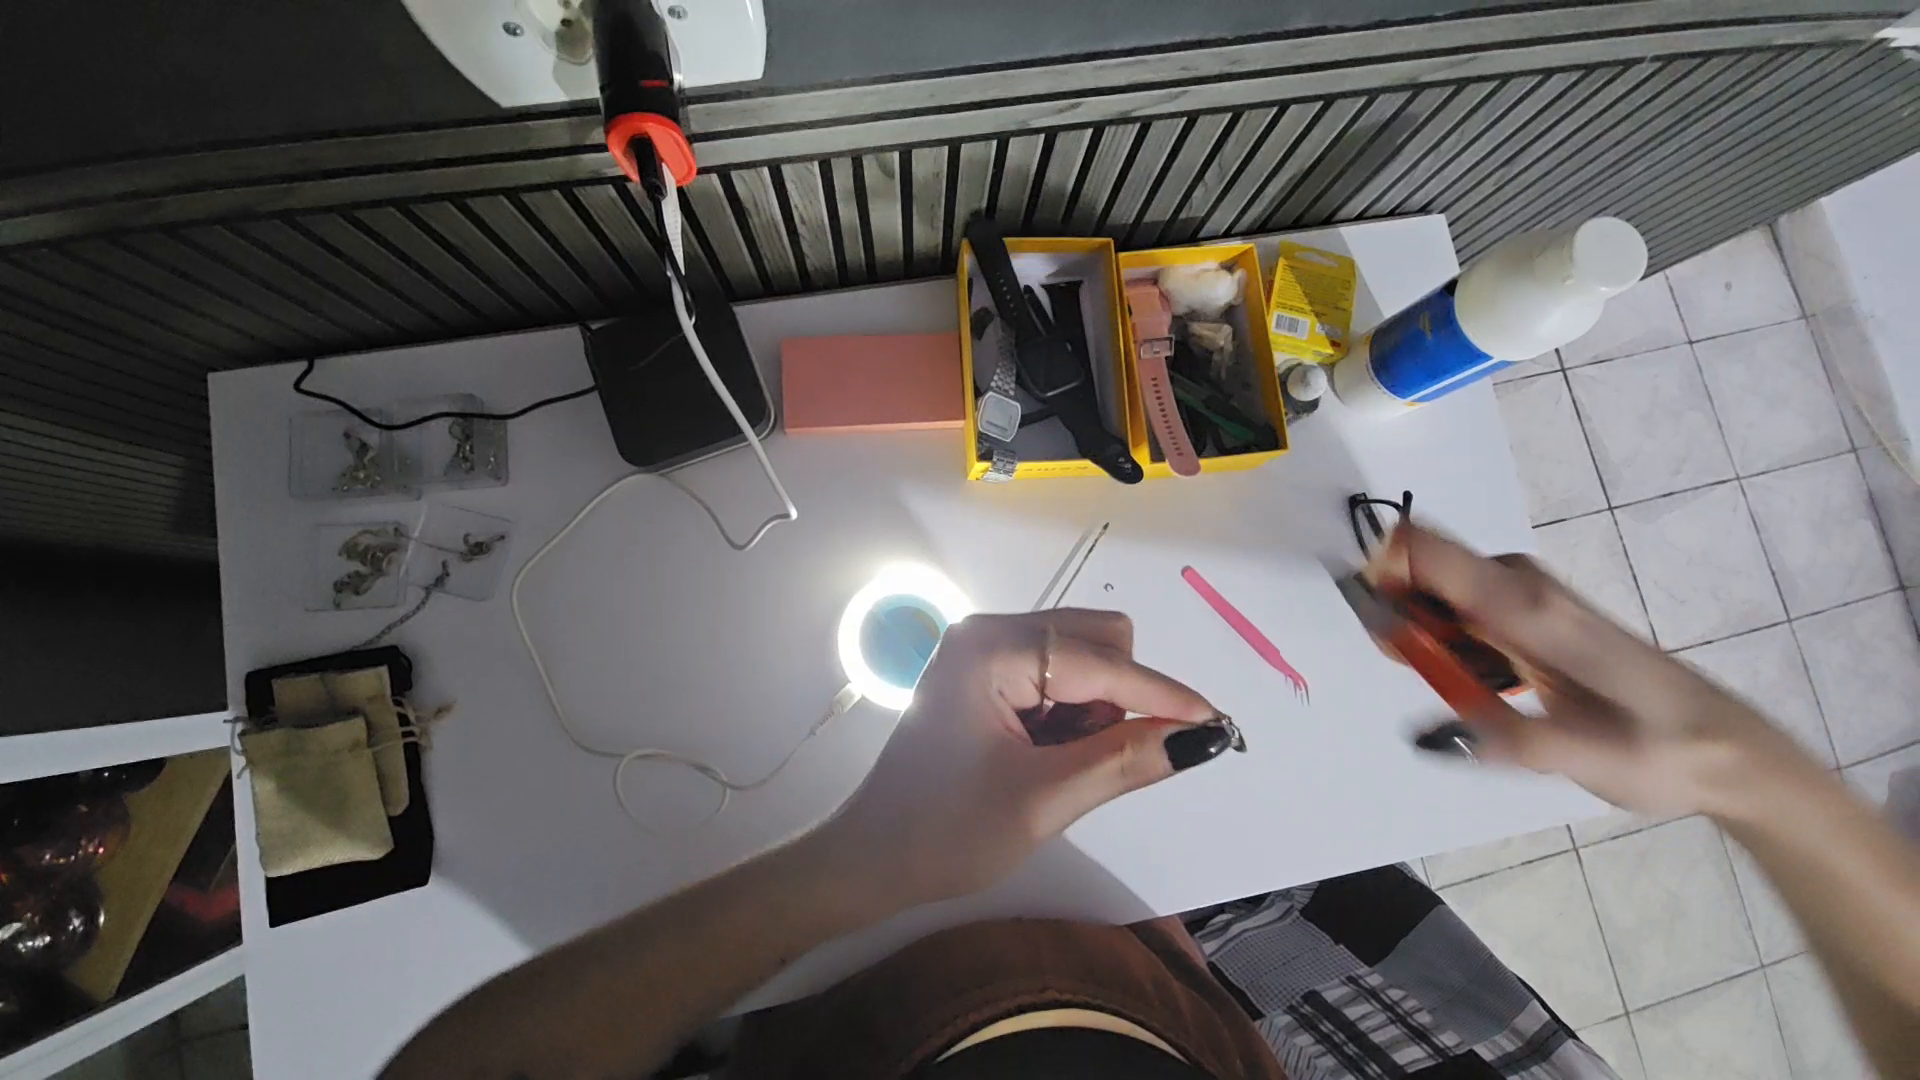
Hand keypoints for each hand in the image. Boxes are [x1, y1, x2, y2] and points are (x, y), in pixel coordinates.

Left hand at [814, 609, 1232, 907]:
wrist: (874, 858)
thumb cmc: (946, 833)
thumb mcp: (1043, 800)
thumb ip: (1125, 760)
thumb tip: (1204, 736)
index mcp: (991, 648)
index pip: (1102, 661)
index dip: (1163, 694)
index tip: (1219, 723)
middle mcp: (987, 630)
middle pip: (1096, 638)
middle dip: (1121, 697)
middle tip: (1100, 760)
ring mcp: (984, 648)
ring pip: (1083, 655)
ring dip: (1097, 706)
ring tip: (1060, 764)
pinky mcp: (986, 672)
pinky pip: (1058, 674)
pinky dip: (1073, 711)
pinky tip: (1047, 753)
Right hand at [1370, 524, 1817, 819]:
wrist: (1730, 750)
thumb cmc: (1662, 752)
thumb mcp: (1589, 759)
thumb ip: (1511, 739)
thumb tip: (1429, 733)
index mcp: (1530, 609)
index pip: (1428, 551)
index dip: (1382, 574)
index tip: (1380, 625)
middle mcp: (1523, 586)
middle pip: (1420, 569)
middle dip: (1397, 614)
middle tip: (1416, 669)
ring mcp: (1527, 595)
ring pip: (1434, 588)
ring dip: (1421, 632)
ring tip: (1457, 686)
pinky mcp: (1529, 610)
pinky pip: (1456, 604)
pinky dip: (1444, 636)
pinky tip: (1476, 678)